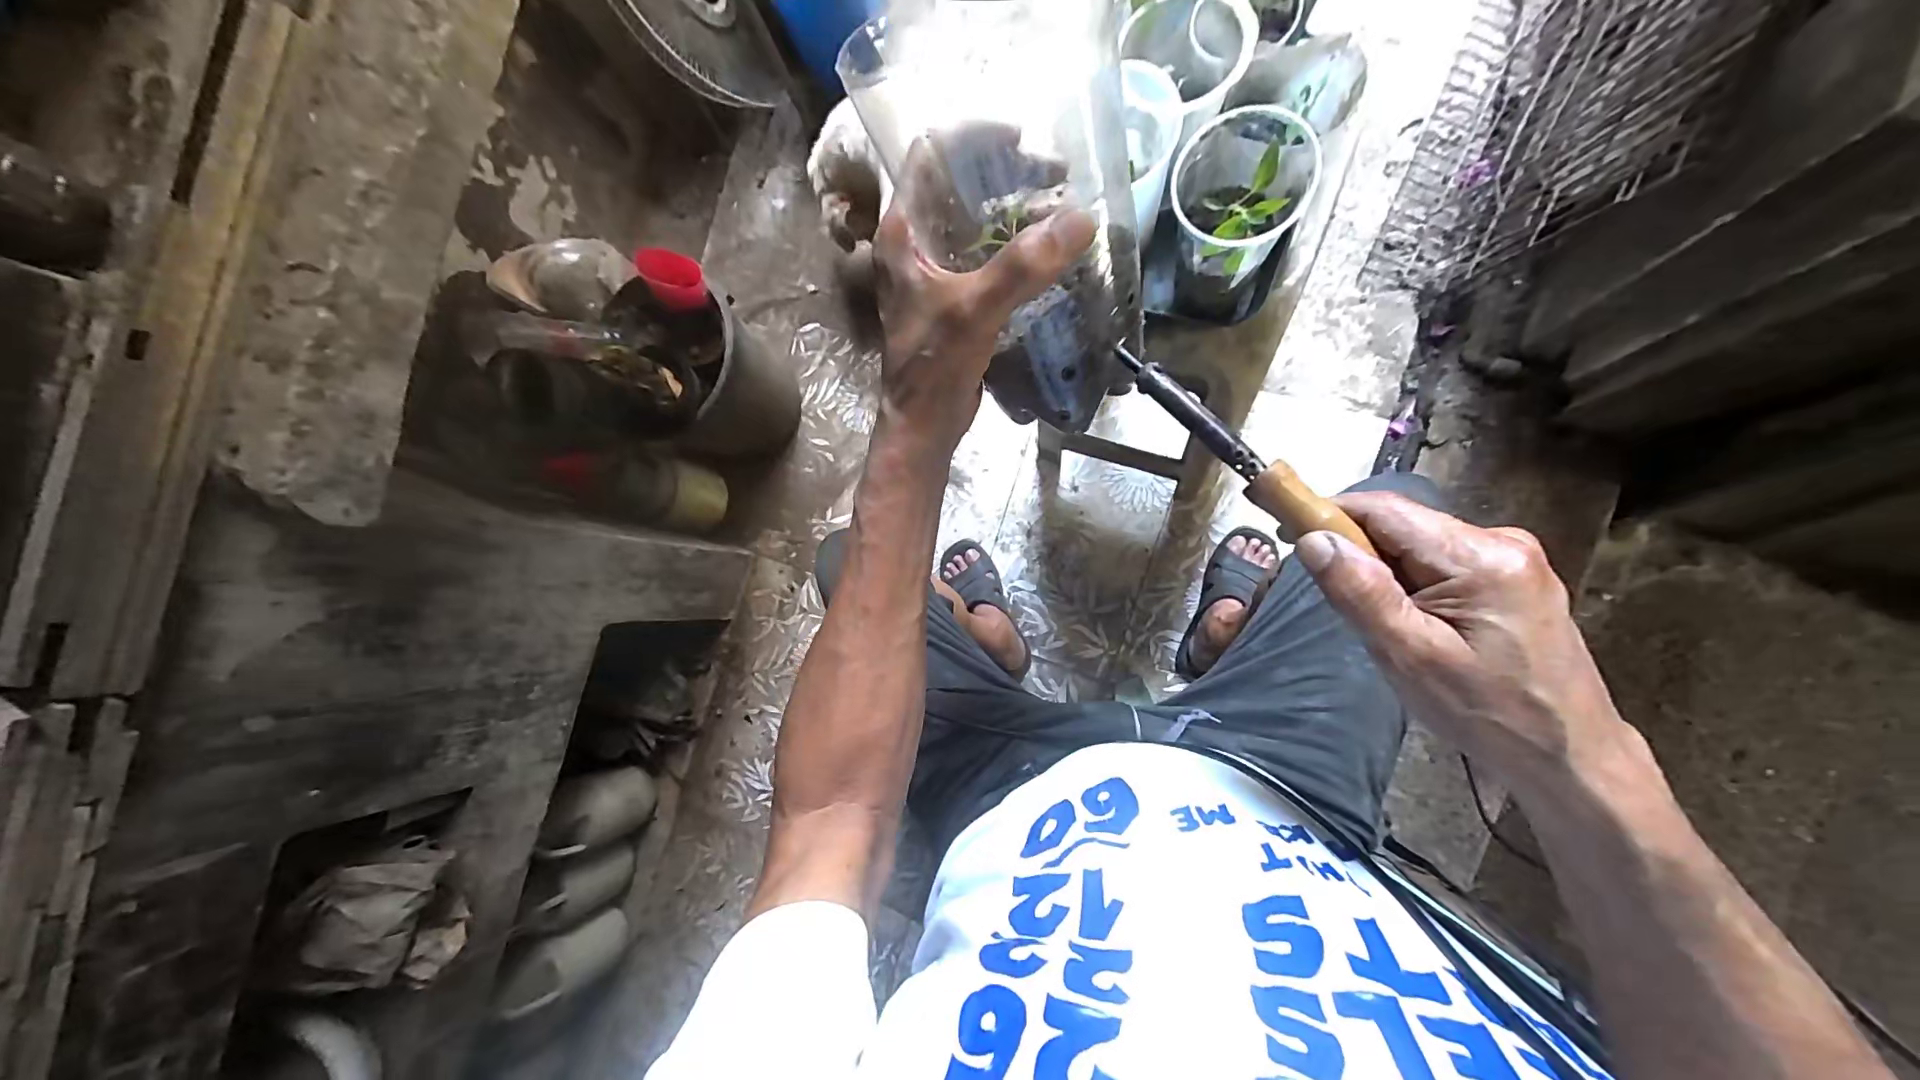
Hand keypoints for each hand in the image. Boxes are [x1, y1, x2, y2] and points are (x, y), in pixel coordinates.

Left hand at [871, 141, 1095, 453]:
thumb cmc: (933, 368)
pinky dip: (1013, 247)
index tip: (1024, 140)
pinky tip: (1045, 248)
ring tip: (1058, 205)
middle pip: (957, 187)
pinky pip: (984, 256)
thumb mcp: (974, 311)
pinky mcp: (953, 297)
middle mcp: (912, 245)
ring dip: (1013, 211)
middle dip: (1005, 175)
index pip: (930, 158)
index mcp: (901, 234)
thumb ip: (1021, 267)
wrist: (924, 425)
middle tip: (1055, 175)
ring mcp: (932, 272)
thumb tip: (1080, 220)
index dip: (974, 139)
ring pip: (973, 223)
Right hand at [1293, 493, 1641, 801]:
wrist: (1568, 756)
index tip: (1287, 532)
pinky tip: (1411, 623)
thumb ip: (1359, 592)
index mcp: (1480, 557)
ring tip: (1378, 622)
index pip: (1384, 509)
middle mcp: (1501, 541)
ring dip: (1381, 571)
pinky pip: (1435, 561)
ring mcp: (1510, 557)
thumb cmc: (1486, 712)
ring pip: (1414, 543)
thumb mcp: (1408, 655)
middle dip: (1357, 552)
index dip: (1329, 514)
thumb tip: (1313, 539)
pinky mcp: (1509, 576)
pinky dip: (1406, 582)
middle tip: (1337, 601)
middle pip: (1400, 524)